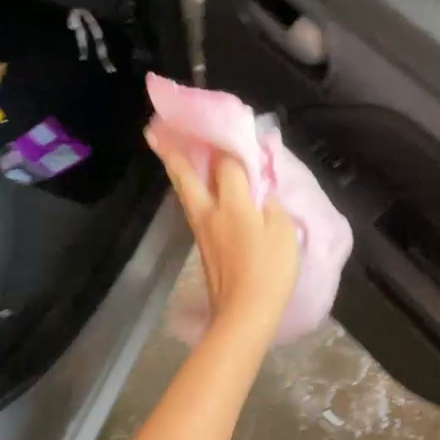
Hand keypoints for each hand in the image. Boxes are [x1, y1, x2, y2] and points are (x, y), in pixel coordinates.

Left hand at [149, 131, 300, 335]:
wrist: (244, 314)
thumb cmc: (269, 272)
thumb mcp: (283, 233)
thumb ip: (273, 206)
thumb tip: (262, 192)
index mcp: (233, 204)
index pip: (227, 163)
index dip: (229, 142)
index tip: (227, 125)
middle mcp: (211, 212)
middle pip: (188, 175)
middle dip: (174, 151)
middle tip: (156, 130)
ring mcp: (202, 230)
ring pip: (185, 192)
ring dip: (176, 170)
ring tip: (165, 151)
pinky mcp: (202, 247)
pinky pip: (192, 207)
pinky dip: (188, 190)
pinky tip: (190, 188)